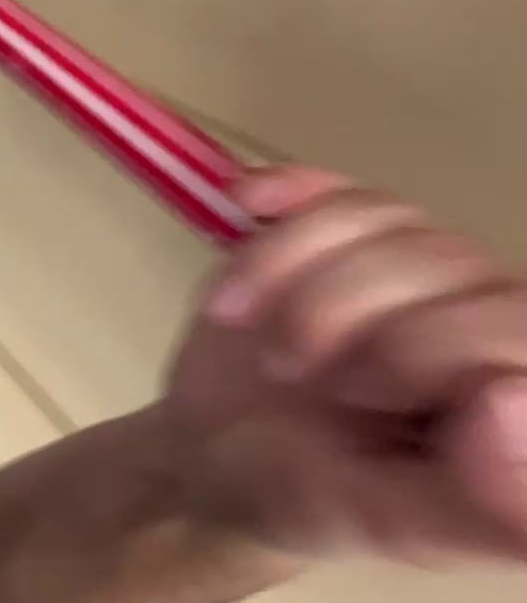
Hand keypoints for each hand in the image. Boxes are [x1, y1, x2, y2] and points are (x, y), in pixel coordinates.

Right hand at [161, 165, 526, 565]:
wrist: (214, 449)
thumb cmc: (303, 495)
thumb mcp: (386, 522)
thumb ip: (479, 501)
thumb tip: (516, 404)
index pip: (514, 327)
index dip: (426, 349)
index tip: (354, 394)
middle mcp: (495, 326)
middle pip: (439, 263)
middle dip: (334, 313)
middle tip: (289, 369)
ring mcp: (419, 277)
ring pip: (375, 221)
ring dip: (280, 267)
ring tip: (244, 319)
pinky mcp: (337, 242)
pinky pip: (330, 188)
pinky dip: (284, 188)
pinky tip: (245, 202)